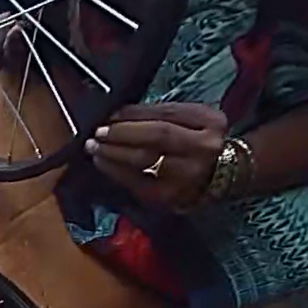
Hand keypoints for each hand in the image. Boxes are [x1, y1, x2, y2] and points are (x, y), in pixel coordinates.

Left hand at [85, 102, 227, 210]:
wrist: (213, 183)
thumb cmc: (193, 149)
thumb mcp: (190, 125)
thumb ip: (161, 117)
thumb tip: (118, 115)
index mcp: (211, 122)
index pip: (169, 112)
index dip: (135, 113)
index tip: (111, 114)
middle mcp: (203, 147)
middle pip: (157, 134)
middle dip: (122, 132)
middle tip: (98, 132)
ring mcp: (186, 173)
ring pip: (143, 158)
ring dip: (112, 151)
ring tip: (93, 146)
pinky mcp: (166, 194)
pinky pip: (133, 180)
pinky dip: (113, 169)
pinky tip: (101, 162)